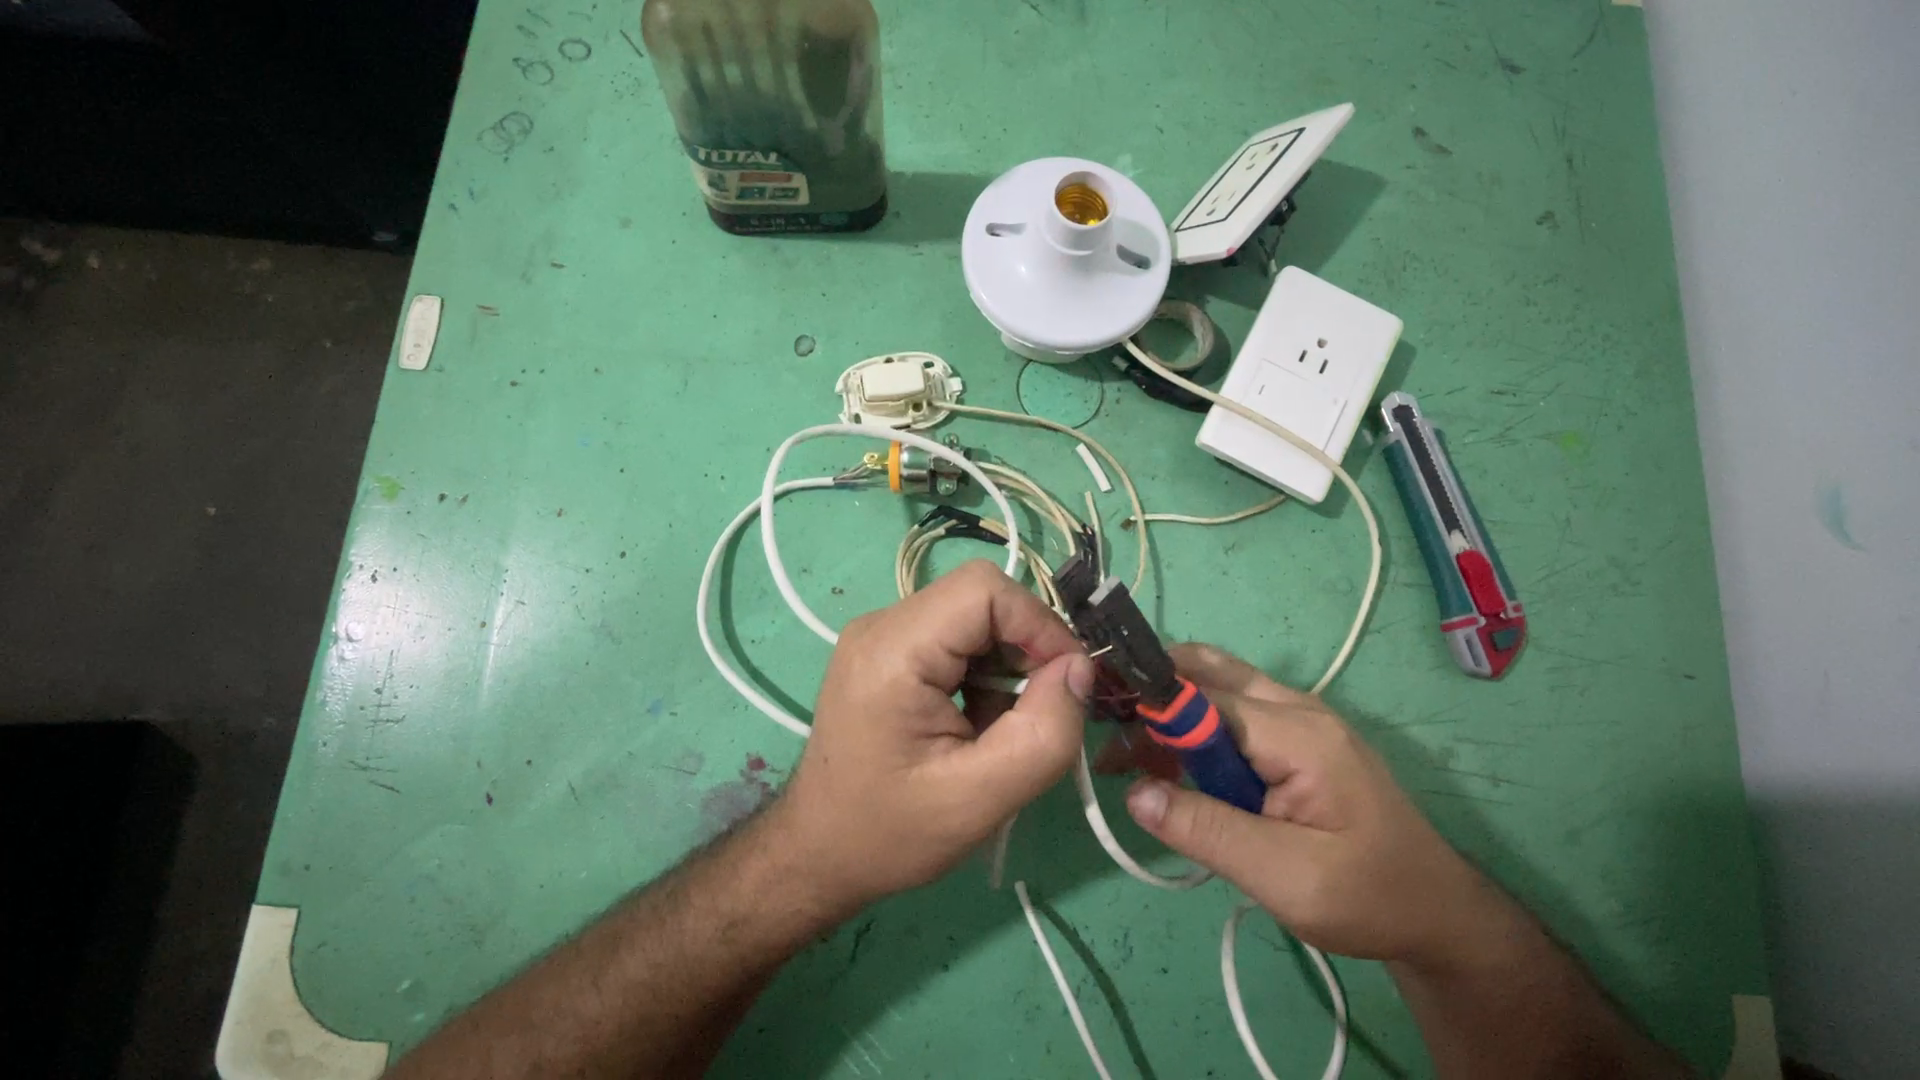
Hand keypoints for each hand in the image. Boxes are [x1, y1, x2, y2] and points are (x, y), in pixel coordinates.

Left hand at [771, 560, 1093, 911]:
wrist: (819, 853)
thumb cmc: (891, 833)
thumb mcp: (982, 799)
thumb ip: (1045, 732)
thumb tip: (1080, 668)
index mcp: (892, 651)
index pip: (984, 589)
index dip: (1039, 625)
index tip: (1066, 683)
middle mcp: (880, 625)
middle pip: (980, 599)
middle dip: (1025, 649)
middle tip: (1036, 712)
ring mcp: (880, 635)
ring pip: (973, 617)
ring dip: (1006, 665)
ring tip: (997, 727)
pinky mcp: (886, 652)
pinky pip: (954, 637)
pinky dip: (983, 672)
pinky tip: (974, 722)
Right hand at [1117, 644, 1499, 964]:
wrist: (1438, 914)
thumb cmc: (1367, 897)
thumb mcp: (1285, 877)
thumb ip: (1208, 831)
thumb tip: (1134, 793)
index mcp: (1297, 734)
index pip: (1202, 699)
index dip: (1148, 711)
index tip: (1100, 734)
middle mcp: (1297, 709)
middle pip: (1208, 671)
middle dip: (1152, 694)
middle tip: (1110, 737)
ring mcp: (1301, 721)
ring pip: (1218, 687)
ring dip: (1170, 711)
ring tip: (1129, 756)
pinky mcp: (1298, 741)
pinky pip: (1235, 714)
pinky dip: (1194, 729)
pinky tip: (1174, 767)